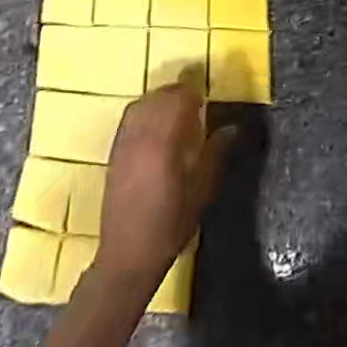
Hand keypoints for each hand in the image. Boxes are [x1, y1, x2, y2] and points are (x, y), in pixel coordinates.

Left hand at [95, 72, 235, 282]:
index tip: (208, 100)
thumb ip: (216, 153)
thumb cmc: (171, 223)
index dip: (194, 94)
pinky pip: (129, 118)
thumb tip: (232, 128)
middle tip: (197, 103)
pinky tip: (157, 125)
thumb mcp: (203, 190)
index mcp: (164, 142)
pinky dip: (145, 111)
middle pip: (158, 97)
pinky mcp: (114, 152)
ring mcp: (124, 143)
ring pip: (141, 104)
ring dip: (160, 99)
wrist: (129, 253)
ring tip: (177, 110)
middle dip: (178, 93)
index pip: (178, 100)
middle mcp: (140, 136)